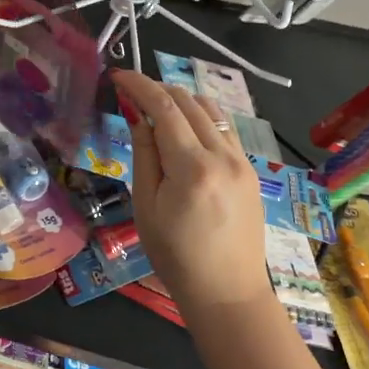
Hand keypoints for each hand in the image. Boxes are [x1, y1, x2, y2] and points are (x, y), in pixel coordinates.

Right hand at [112, 70, 270, 312]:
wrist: (227, 292)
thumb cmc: (174, 254)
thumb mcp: (145, 203)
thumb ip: (143, 152)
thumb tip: (136, 112)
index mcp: (192, 167)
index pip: (164, 107)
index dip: (139, 84)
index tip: (117, 75)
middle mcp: (223, 156)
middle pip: (188, 101)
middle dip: (156, 89)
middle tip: (130, 92)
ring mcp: (242, 162)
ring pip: (210, 109)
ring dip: (180, 99)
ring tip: (155, 107)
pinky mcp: (251, 171)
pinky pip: (224, 128)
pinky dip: (200, 116)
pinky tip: (183, 128)